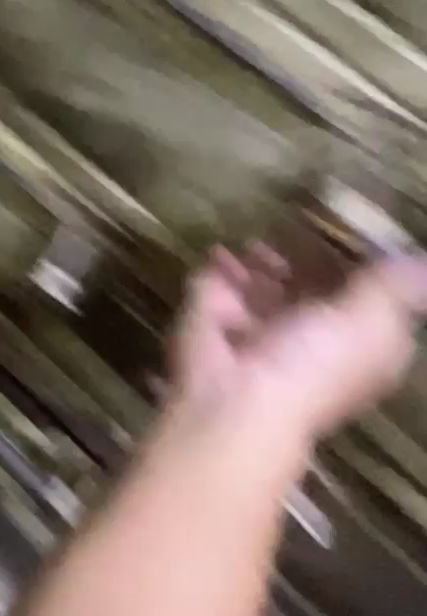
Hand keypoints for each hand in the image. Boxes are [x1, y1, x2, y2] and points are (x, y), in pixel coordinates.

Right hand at [172, 243, 426, 439]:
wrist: (237, 391)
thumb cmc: (315, 363)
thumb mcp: (366, 324)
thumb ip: (390, 288)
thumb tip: (421, 257)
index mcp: (360, 338)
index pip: (366, 294)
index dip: (360, 265)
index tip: (351, 233)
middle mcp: (311, 328)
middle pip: (311, 285)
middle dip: (305, 258)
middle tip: (300, 225)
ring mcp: (256, 319)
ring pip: (264, 282)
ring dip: (262, 259)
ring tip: (258, 242)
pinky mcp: (211, 310)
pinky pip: (217, 280)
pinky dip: (221, 264)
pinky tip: (223, 252)